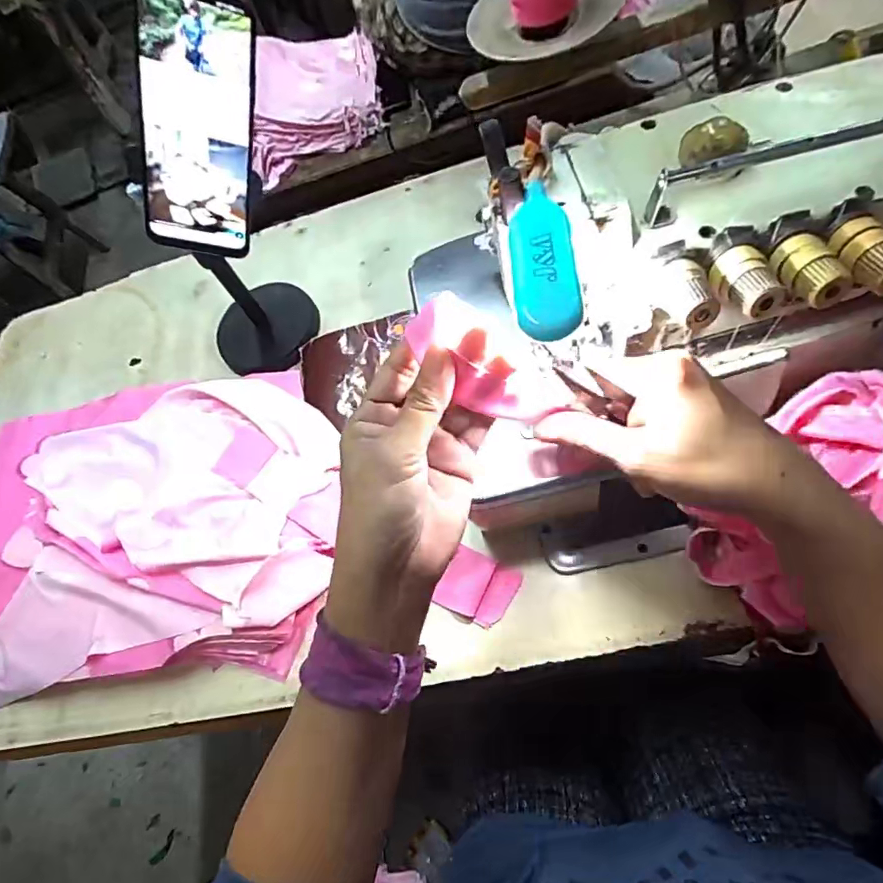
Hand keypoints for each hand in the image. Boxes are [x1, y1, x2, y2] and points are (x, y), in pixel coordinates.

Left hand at [328, 342, 492, 652]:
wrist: (398, 567)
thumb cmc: (378, 506)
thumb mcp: (395, 448)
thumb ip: (424, 401)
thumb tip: (441, 351)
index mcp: (373, 416)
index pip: (398, 369)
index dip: (420, 343)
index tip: (445, 316)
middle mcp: (406, 424)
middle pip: (435, 380)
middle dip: (457, 357)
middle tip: (483, 331)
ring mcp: (436, 442)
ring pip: (461, 400)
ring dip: (480, 377)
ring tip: (502, 350)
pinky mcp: (463, 460)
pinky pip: (480, 426)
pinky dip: (495, 406)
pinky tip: (509, 382)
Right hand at [534, 351, 820, 523]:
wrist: (774, 484)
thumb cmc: (706, 468)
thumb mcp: (636, 456)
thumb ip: (586, 435)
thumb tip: (542, 425)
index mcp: (658, 369)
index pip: (593, 374)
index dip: (574, 404)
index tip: (567, 433)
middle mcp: (674, 363)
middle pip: (614, 393)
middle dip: (615, 432)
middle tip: (631, 465)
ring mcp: (690, 379)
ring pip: (635, 408)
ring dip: (634, 442)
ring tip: (653, 471)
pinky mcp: (700, 397)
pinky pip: (658, 413)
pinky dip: (653, 439)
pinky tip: (667, 464)